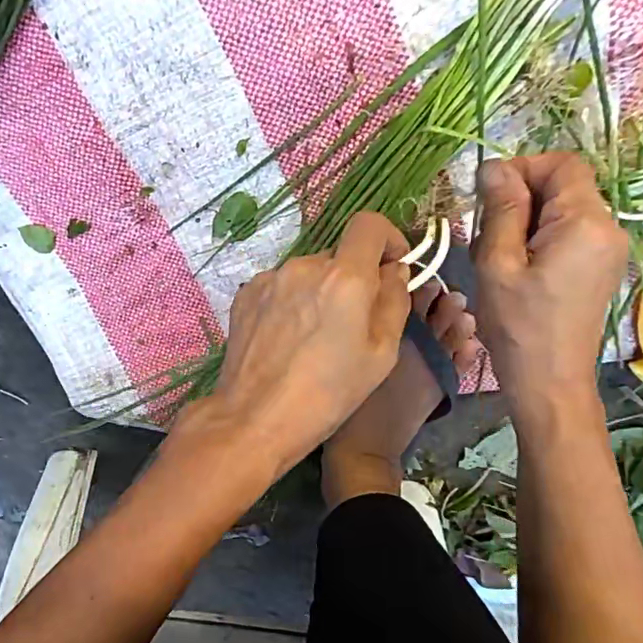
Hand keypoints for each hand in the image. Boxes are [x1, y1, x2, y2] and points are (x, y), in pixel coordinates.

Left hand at [185, 212, 412, 480]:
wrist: (255, 418)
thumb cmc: (328, 393)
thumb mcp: (381, 354)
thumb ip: (394, 302)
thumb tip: (394, 272)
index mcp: (344, 278)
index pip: (370, 224)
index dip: (388, 238)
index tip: (393, 267)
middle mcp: (305, 265)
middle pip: (341, 255)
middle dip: (356, 279)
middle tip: (356, 323)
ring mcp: (271, 278)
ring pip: (312, 273)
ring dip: (324, 292)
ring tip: (319, 337)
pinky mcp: (247, 293)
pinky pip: (284, 286)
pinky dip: (296, 301)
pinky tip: (291, 338)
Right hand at [472, 155, 628, 401]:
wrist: (551, 384)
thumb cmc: (519, 327)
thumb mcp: (498, 263)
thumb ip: (502, 208)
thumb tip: (496, 166)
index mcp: (587, 222)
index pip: (562, 164)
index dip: (523, 168)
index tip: (489, 195)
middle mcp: (608, 229)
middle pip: (565, 185)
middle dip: (522, 197)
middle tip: (488, 232)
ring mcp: (608, 251)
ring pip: (564, 209)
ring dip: (528, 220)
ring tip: (500, 256)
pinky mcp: (600, 268)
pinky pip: (570, 233)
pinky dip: (541, 238)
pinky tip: (518, 268)